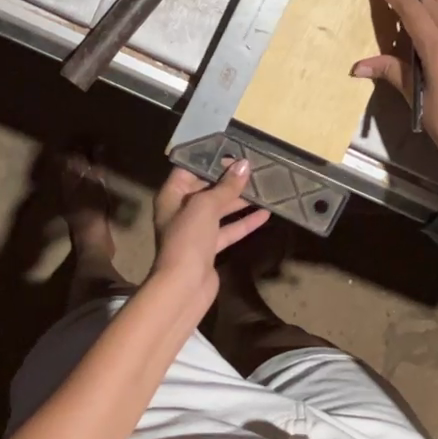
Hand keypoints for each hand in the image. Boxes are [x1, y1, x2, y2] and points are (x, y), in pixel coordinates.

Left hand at [147, 161, 269, 301]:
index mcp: (172, 195)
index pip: (189, 169)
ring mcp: (196, 230)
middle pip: (207, 188)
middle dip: (229, 179)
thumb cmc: (188, 239)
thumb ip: (226, 186)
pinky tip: (265, 214)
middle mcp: (181, 210)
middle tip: (254, 167)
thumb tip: (244, 165)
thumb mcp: (206, 206)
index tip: (234, 152)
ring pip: (220, 210)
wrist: (184, 285)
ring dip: (240, 200)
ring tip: (263, 187)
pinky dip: (245, 222)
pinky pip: (229, 229)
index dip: (210, 159)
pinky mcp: (210, 247)